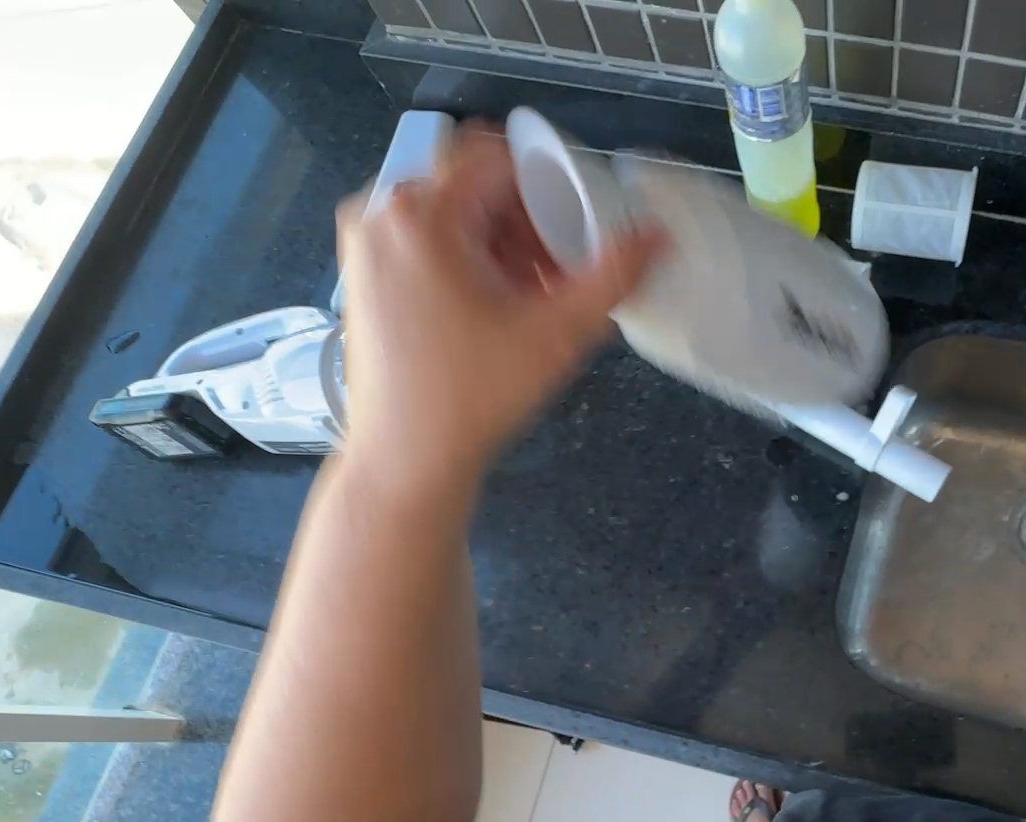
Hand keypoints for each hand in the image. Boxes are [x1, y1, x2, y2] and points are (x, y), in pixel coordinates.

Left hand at [337, 125, 664, 489]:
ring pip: (456, 215)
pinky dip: (474, 260)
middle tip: (565, 273)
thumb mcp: (558, 334)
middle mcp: (382, 213)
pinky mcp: (367, 275)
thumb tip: (658, 236)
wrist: (406, 459)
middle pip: (476, 186)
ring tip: (538, 296)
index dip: (551, 184)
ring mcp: (368, 245)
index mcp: (422, 213)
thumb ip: (614, 277)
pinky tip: (501, 307)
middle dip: (531, 222)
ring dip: (507, 243)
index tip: (582, 228)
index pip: (498, 157)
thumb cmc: (477, 394)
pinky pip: (432, 241)